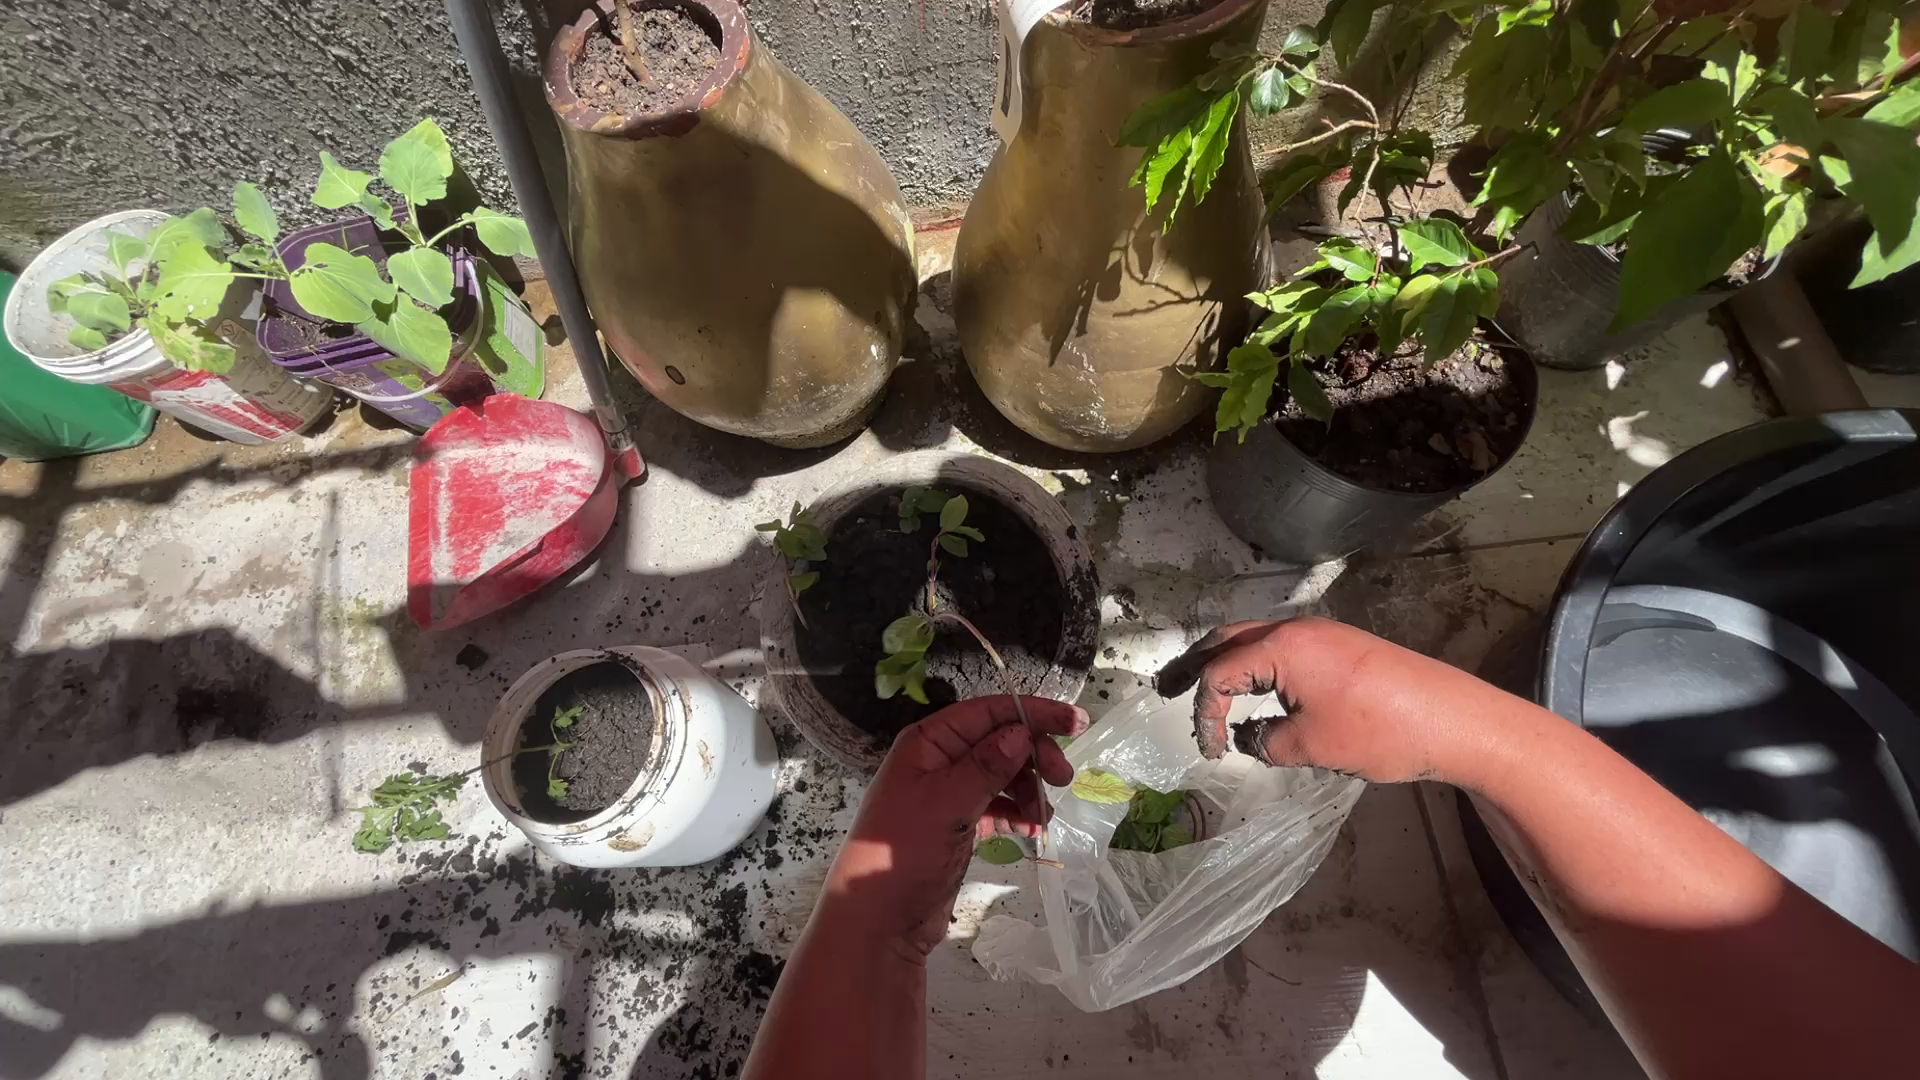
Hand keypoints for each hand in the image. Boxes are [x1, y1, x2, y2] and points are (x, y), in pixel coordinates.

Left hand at [823, 695, 1083, 957]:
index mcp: (929, 742)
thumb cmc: (903, 854)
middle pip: (1000, 740)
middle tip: (1063, 778)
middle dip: (1034, 754)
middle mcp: (939, 759)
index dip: (1032, 712)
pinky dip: (1018, 810)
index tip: (1075, 722)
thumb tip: (1020, 732)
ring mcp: (950, 791)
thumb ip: (985, 767)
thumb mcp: (945, 805)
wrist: (879, 924)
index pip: (988, 712)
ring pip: (1003, 772)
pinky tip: (1034, 827)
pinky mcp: (959, 822)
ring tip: (1043, 815)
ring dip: (1029, 786)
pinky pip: (998, 803)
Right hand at [1156, 617, 1509, 783]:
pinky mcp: (1339, 644)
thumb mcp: (1313, 745)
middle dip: (1194, 666)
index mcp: (1282, 647)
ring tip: (1199, 685)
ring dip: (1223, 662)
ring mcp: (1319, 632)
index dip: (1204, 712)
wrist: (1461, 721)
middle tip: (1166, 688)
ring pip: (1252, 639)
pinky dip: (1253, 663)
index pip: (1220, 673)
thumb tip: (1248, 738)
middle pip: (1226, 640)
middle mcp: (1294, 628)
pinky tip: (1253, 685)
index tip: (1210, 749)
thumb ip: (1266, 741)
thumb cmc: (1381, 733)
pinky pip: (1279, 646)